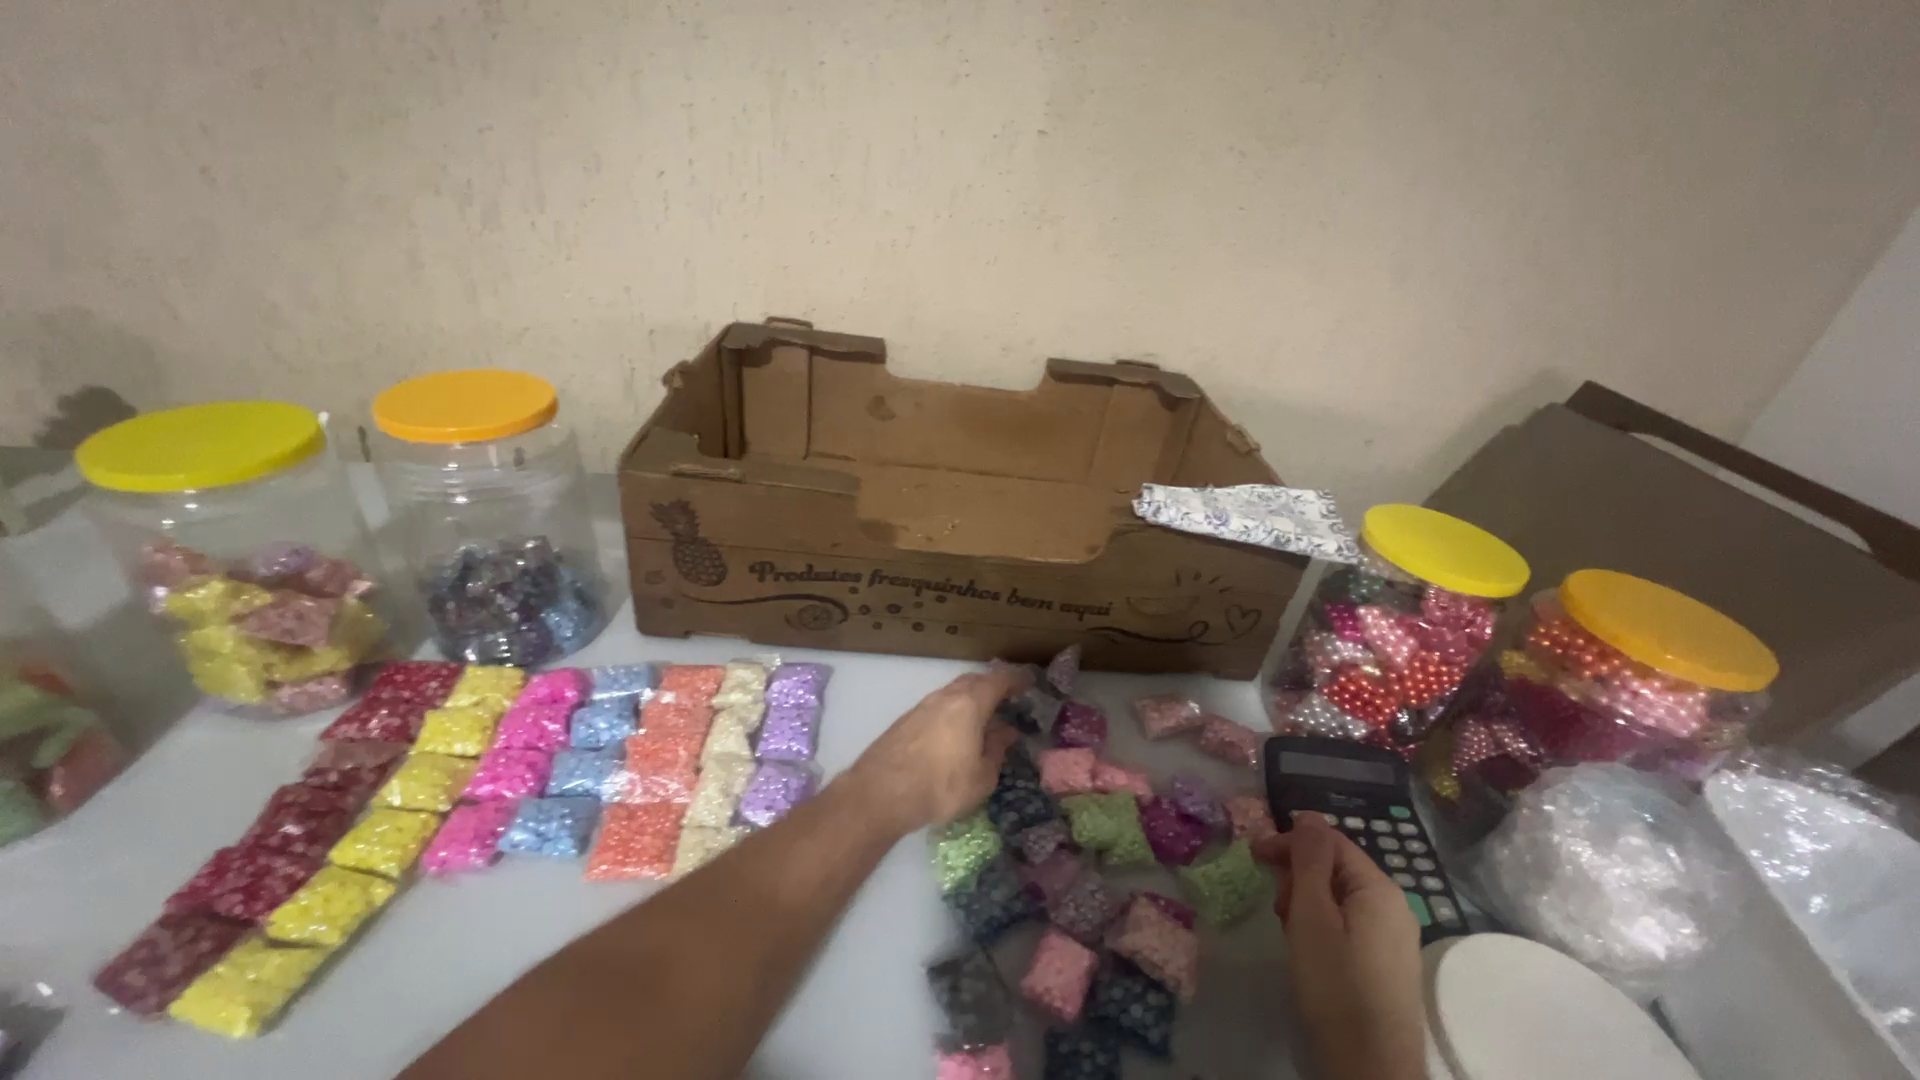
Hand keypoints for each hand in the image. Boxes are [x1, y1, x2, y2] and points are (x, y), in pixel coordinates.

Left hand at [843, 670, 1027, 836]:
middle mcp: (944, 697)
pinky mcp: (904, 722)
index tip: (1027, 684)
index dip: (1015, 680)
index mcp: (969, 704)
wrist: (881, 793)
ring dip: (969, 700)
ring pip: (951, 694)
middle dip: (991, 686)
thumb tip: (1006, 732)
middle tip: (1005, 699)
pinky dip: (951, 713)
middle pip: (972, 681)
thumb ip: (997, 750)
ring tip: (981, 718)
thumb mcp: (981, 777)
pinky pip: (936, 708)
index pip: (998, 681)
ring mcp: (921, 707)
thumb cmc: (941, 786)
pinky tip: (953, 733)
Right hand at [1255, 816, 1427, 1079]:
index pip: (1329, 841)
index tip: (1253, 855)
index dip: (1289, 841)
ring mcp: (1393, 935)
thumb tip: (1308, 815)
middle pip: (1335, 866)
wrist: (1371, 1065)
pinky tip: (1309, 949)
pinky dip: (1322, 924)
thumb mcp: (1312, 915)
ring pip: (1339, 896)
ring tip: (1290, 930)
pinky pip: (1348, 922)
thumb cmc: (1335, 984)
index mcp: (1378, 888)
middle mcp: (1393, 904)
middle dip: (1298, 875)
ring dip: (1307, 901)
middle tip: (1277, 906)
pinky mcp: (1385, 962)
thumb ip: (1309, 861)